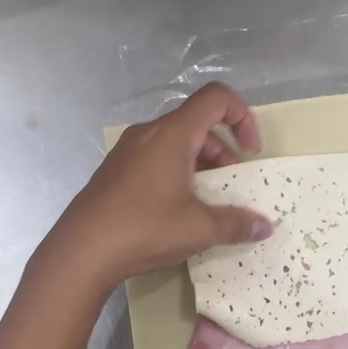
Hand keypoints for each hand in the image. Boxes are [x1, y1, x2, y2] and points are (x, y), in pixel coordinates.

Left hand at [37, 83, 273, 295]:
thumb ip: (236, 224)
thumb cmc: (145, 229)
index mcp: (173, 134)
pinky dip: (175, 174)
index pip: (216, 98)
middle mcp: (149, 133)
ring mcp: (127, 151)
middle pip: (196, 124)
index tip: (250, 151)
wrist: (82, 250)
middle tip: (230, 187)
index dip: (242, 116)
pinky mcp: (114, 171)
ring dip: (199, 166)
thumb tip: (265, 226)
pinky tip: (174, 212)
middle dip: (222, 151)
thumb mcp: (199, 229)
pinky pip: (154, 160)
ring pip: (174, 144)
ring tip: (205, 203)